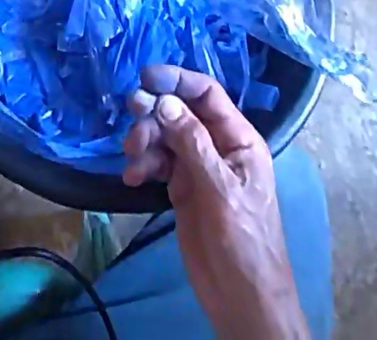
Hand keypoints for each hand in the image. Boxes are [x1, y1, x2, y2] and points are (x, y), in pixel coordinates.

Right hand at [124, 65, 307, 339]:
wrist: (243, 300)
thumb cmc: (244, 242)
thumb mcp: (221, 190)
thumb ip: (193, 143)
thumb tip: (164, 102)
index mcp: (238, 139)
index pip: (208, 95)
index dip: (178, 80)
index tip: (147, 77)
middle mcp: (217, 146)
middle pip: (181, 112)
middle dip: (155, 110)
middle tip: (132, 112)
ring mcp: (198, 167)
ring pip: (165, 136)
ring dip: (145, 140)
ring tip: (132, 157)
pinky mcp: (181, 188)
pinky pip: (157, 163)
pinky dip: (142, 165)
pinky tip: (132, 178)